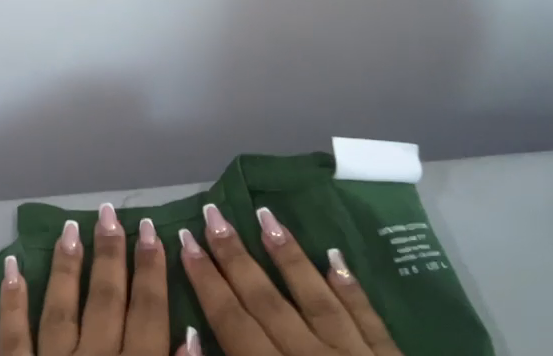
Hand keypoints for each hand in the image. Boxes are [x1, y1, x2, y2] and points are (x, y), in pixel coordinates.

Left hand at [0, 203, 170, 355]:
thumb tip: (191, 335)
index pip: (148, 314)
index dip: (152, 271)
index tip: (151, 230)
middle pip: (104, 300)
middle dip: (109, 254)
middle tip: (109, 213)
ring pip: (60, 308)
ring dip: (66, 266)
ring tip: (70, 227)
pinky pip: (13, 337)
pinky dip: (11, 301)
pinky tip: (12, 267)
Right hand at [175, 205, 403, 355]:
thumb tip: (193, 343)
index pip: (233, 324)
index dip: (205, 281)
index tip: (184, 238)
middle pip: (267, 301)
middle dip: (235, 256)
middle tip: (213, 211)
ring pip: (314, 297)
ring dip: (287, 256)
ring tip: (266, 215)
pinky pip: (367, 319)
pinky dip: (350, 287)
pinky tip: (335, 257)